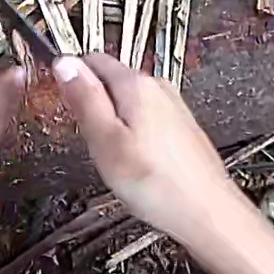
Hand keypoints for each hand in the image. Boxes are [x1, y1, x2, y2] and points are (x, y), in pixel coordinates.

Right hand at [52, 53, 254, 248]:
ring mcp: (172, 106)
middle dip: (93, 104)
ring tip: (114, 156)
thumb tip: (64, 63)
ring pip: (127, 101)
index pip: (92, 60)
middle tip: (91, 140)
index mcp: (135, 85)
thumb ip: (84, 98)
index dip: (72, 79)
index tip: (67, 106)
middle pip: (110, 80)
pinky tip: (136, 162)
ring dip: (113, 121)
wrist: (208, 214)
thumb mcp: (104, 140)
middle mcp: (157, 87)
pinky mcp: (180, 126)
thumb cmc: (156, 183)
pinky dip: (133, 133)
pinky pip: (145, 117)